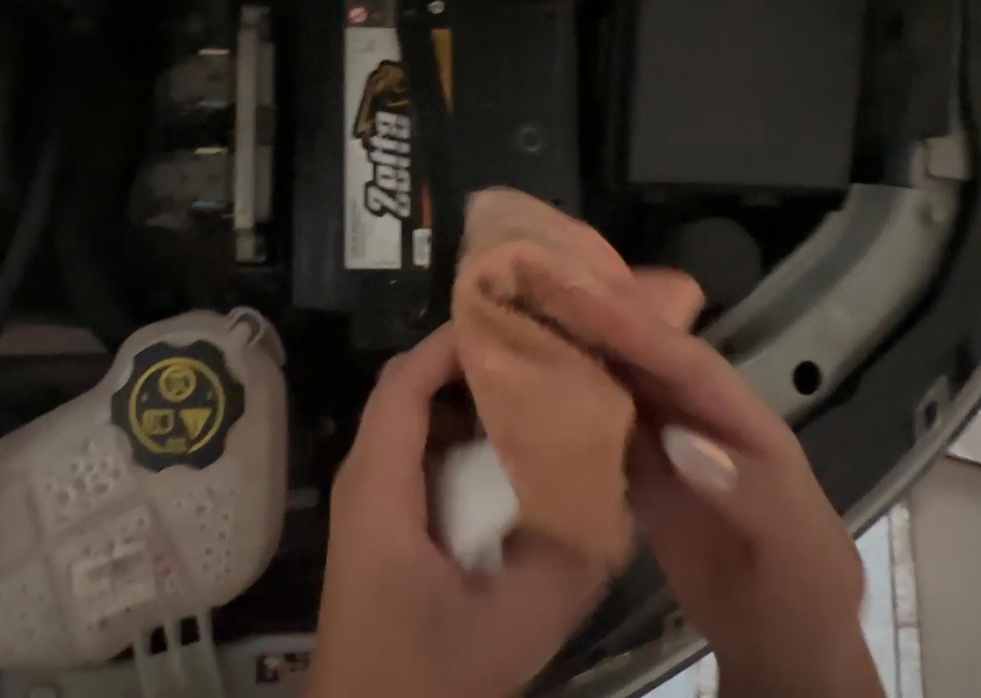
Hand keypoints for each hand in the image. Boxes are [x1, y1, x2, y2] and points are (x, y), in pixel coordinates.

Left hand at [308, 327, 610, 697]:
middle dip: (468, 359)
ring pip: (413, 417)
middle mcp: (366, 476)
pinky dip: (460, 431)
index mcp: (380, 486)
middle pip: (408, 388)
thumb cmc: (422, 677)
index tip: (513, 319)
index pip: (406, 383)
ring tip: (533, 380)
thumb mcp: (510, 626)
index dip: (452, 342)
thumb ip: (567, 561)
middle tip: (538, 345)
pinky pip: (419, 450)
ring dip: (467, 393)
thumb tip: (614, 494)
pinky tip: (510, 444)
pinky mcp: (384, 518)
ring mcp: (372, 496)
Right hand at [529, 269, 883, 697]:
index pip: (684, 361)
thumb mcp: (796, 554)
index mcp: (742, 421)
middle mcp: (697, 416)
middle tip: (532, 283)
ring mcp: (664, 441)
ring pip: (615, 380)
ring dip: (571, 349)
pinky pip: (596, 423)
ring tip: (516, 317)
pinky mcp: (637, 469)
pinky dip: (563, 400)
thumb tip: (679, 441)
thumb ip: (748, 494)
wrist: (779, 652)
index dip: (635, 325)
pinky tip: (522, 386)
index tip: (579, 295)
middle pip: (643, 356)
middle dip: (594, 318)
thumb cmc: (799, 600)